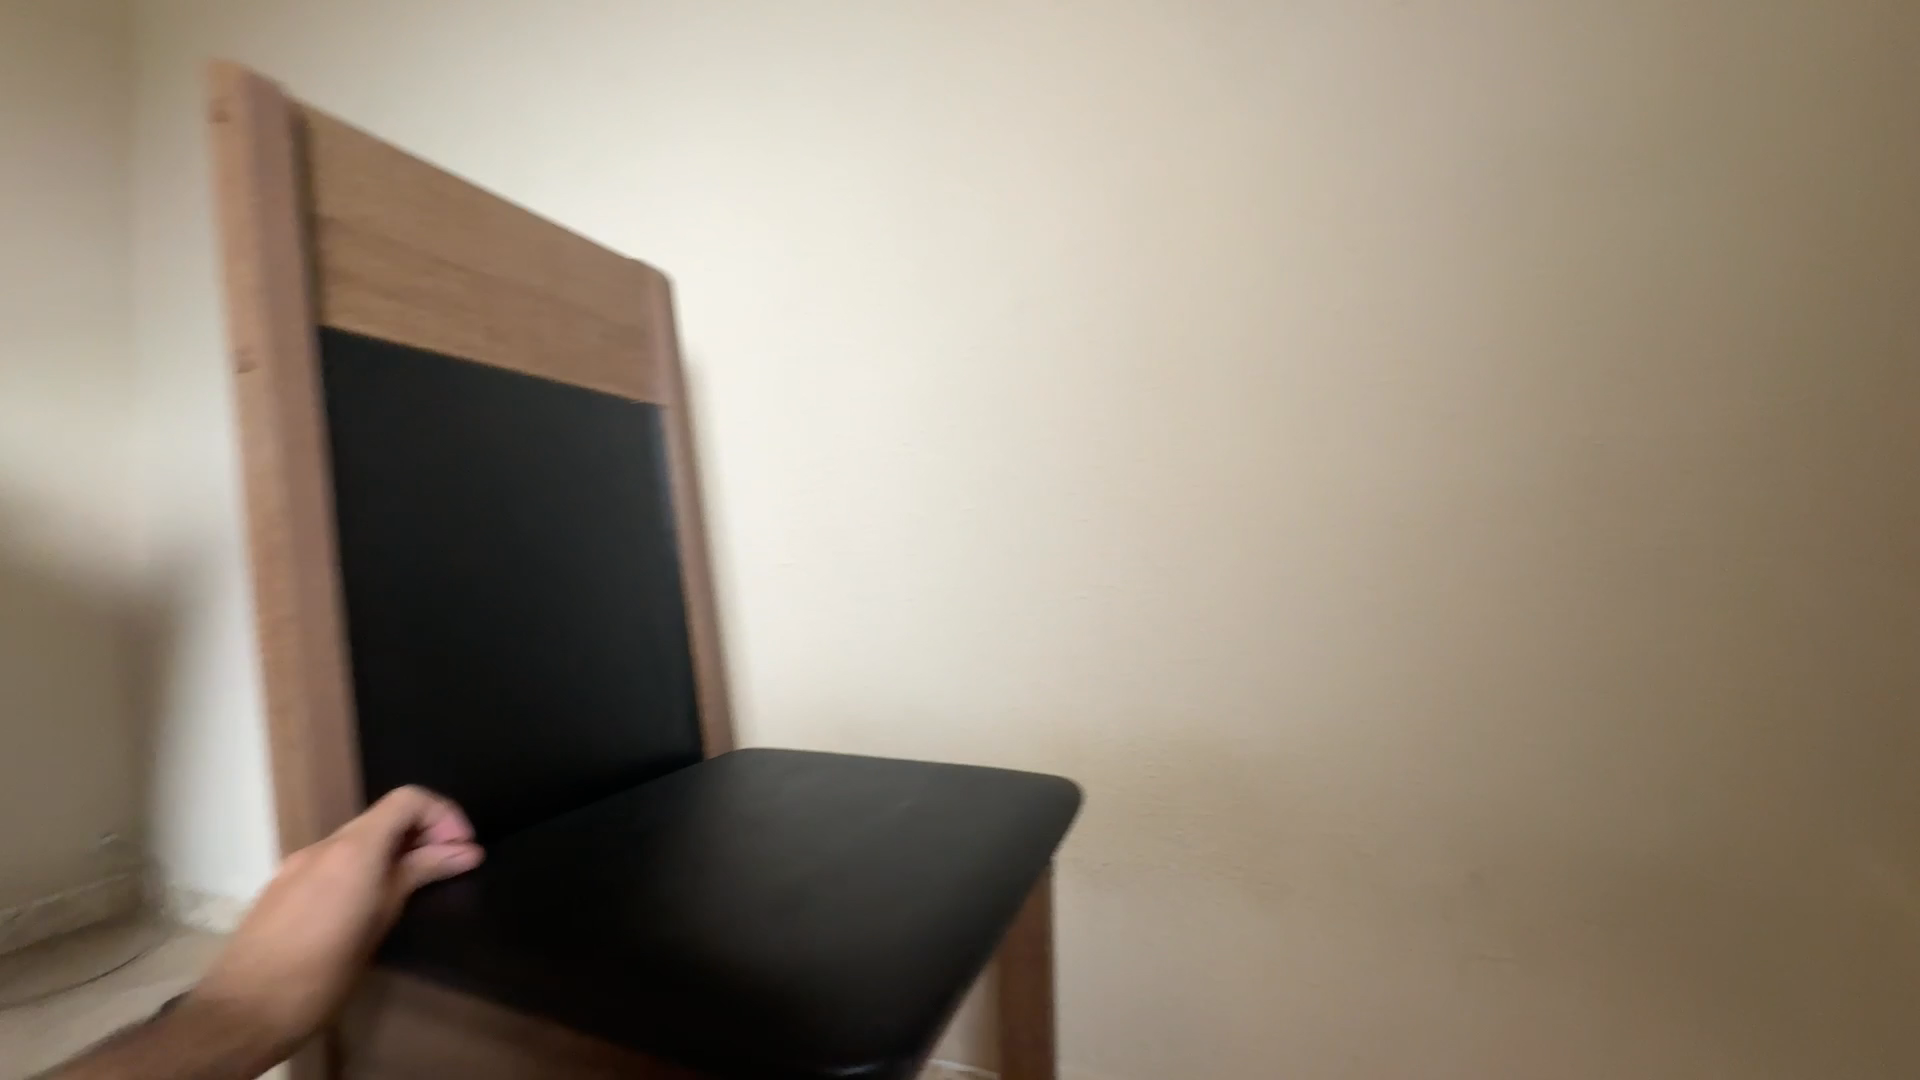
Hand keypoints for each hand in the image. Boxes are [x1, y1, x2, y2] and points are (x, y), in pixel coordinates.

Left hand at [188, 786, 483, 1059]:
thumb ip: (422, 873)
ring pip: (360, 839)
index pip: (409, 799)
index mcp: (353, 849)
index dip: (444, 814)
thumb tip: (467, 851)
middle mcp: (323, 847)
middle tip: (448, 864)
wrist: (233, 1020)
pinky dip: (365, 866)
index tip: (461, 847)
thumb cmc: (321, 971)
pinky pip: (335, 860)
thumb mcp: (383, 919)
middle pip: (385, 816)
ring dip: (395, 850)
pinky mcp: (280, 890)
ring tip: (415, 884)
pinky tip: (370, 902)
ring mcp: (296, 867)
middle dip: (423, 832)